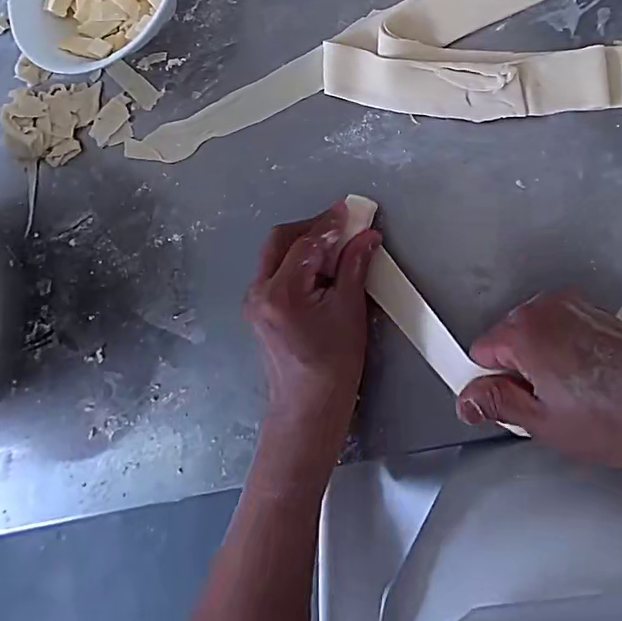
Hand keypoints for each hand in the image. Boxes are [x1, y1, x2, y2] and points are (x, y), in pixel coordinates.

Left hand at [244, 202, 380, 428]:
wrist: (309, 410)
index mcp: (280, 293)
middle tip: (344, 226)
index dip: (331, 223)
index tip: (351, 210)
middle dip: (314, 228)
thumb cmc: (331, 368)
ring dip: (307, 244)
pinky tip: (324, 268)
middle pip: (281, 240)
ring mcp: (256, 302)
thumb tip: (365, 237)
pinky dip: (300, 262)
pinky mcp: (261, 310)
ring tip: (338, 248)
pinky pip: (278, 272)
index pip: (306, 243)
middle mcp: (259, 293)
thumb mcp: (350, 310)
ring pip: (277, 254)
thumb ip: (354, 266)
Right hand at [456, 290, 621, 476]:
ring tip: (573, 398)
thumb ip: (496, 403)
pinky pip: (562, 330)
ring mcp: (573, 306)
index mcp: (524, 331)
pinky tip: (589, 384)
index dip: (489, 382)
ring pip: (536, 335)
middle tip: (545, 407)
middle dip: (518, 370)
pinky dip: (567, 352)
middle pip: (507, 338)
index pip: (479, 351)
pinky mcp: (594, 312)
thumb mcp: (542, 423)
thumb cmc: (618, 418)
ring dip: (544, 362)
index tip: (501, 401)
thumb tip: (470, 398)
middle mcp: (546, 308)